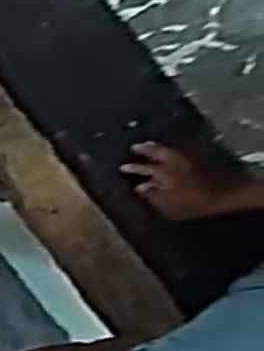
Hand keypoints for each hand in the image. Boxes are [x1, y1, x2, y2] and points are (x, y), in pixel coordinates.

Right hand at [121, 142, 262, 220]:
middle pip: (164, 155)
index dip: (136, 167)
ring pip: (173, 155)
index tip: (122, 167)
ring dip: (161, 150)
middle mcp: (180, 167)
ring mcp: (191, 165)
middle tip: (136, 146)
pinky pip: (181, 158)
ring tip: (150, 147)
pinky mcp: (198, 167)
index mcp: (169, 175)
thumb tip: (140, 187)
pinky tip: (165, 158)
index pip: (149, 168)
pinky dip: (171, 156)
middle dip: (150, 150)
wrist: (227, 197)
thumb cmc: (194, 203)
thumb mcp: (168, 204)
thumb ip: (152, 195)